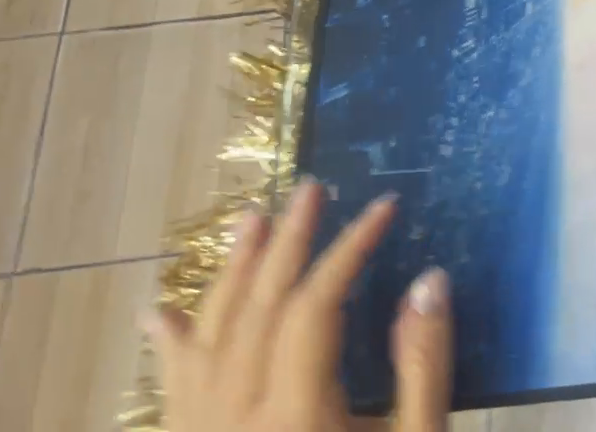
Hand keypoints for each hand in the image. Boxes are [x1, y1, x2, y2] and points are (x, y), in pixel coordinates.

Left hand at [142, 180, 453, 431]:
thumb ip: (425, 360)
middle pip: (257, 310)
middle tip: (310, 188)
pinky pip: (174, 388)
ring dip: (231, 274)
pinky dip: (171, 344)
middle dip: (288, 243)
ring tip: (252, 220)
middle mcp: (235, 419)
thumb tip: (430, 280)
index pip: (316, 304)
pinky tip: (165, 309)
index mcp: (296, 413)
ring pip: (208, 339)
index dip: (350, 247)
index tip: (385, 206)